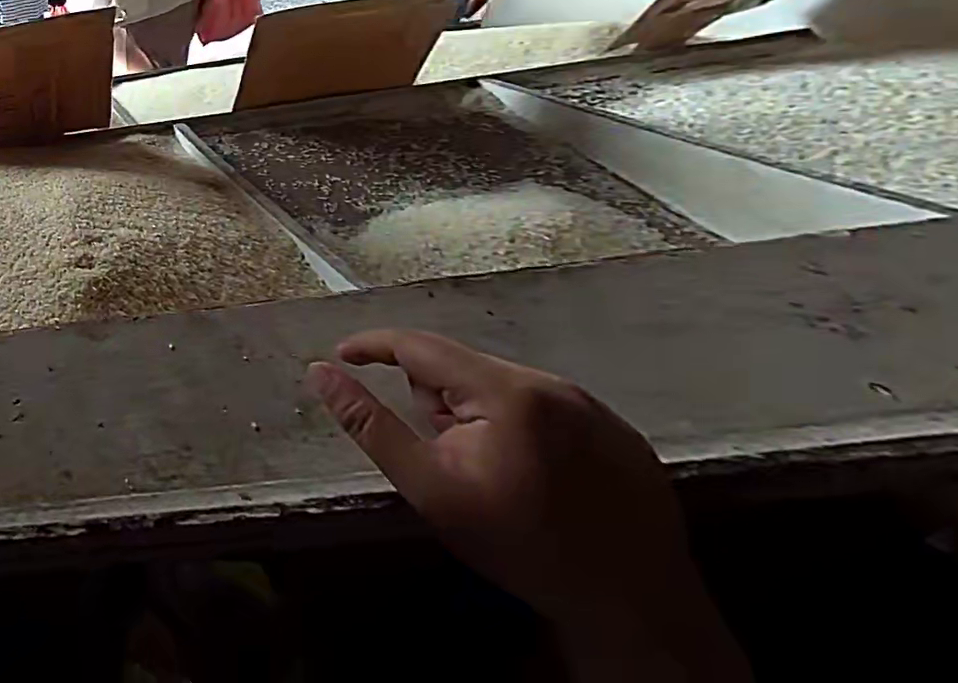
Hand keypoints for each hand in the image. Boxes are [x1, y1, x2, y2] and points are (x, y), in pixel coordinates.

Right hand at [307, 331, 748, 679]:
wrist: (635, 612)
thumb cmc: (518, 545)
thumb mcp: (428, 487)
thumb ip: (369, 423)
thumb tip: (321, 372)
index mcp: (505, 391)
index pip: (420, 345)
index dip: (373, 345)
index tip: (342, 356)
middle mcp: (551, 382)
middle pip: (460, 367)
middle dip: (437, 399)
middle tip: (447, 455)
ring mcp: (591, 404)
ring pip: (499, 385)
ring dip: (475, 411)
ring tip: (491, 470)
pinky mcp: (617, 428)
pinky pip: (541, 404)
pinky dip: (517, 424)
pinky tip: (531, 473)